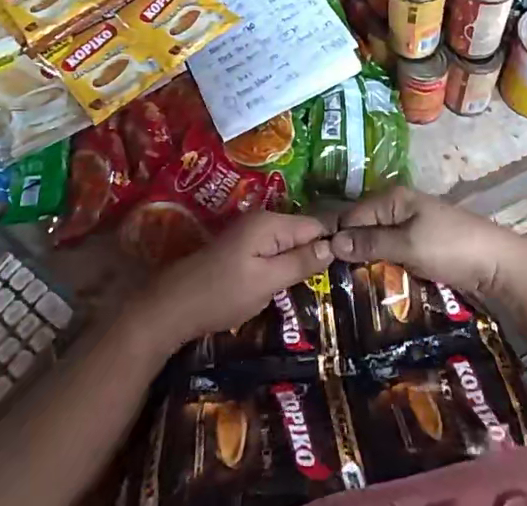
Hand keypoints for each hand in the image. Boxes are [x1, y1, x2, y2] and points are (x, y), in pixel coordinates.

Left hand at [137, 211, 332, 351]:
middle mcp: (262, 220)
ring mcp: (251, 234)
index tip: (354, 264)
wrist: (172, 307)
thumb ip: (300, 262)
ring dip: (302, 261)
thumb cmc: (222, 294)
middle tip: (343, 278)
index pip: (316, 226)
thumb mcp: (267, 282)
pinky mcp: (243, 249)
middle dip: (319, 253)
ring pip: (289, 243)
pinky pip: (275, 251)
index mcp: (271, 223)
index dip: (334, 243)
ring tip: (325, 282)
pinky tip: (293, 282)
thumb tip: (334, 245)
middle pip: (303, 233)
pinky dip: (285, 265)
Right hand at [329, 187, 526, 302]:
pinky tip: (371, 288)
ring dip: (365, 265)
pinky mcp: (420, 250)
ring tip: (344, 290)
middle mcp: (398, 209)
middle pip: (362, 230)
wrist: (498, 266)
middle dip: (348, 253)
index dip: (335, 238)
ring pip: (376, 246)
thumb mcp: (408, 244)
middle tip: (327, 282)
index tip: (317, 265)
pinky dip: (382, 270)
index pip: (351, 215)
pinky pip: (392, 257)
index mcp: (393, 199)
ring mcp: (411, 230)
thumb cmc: (451, 248)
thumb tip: (332, 243)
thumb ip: (370, 243)